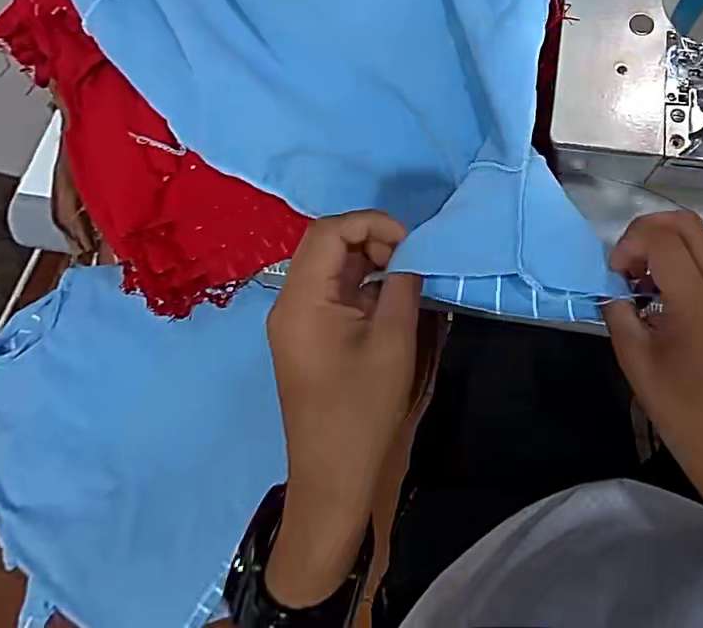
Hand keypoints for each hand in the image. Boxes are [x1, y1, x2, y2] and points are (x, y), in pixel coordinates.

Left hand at [264, 211, 420, 605]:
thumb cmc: (361, 411)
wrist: (334, 480)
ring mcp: (297, 321)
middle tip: (409, 259)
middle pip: (326, 244)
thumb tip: (412, 254)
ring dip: (369, 260)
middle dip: (371, 238)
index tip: (409, 241)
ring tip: (405, 276)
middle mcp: (290, 303)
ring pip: (331, 266)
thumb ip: (403, 285)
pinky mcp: (310, 336)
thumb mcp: (393, 340)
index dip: (371, 222)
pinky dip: (363, 283)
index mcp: (301, 301)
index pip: (329, 232)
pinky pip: (334, 291)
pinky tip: (391, 297)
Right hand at [603, 211, 702, 484]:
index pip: (664, 239)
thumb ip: (617, 309)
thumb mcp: (633, 356)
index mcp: (698, 302)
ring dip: (661, 244)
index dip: (631, 243)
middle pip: (686, 223)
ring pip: (697, 237)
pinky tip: (657, 292)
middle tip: (626, 260)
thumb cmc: (678, 404)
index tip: (615, 272)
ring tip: (639, 279)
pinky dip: (676, 260)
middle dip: (647, 229)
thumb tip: (610, 284)